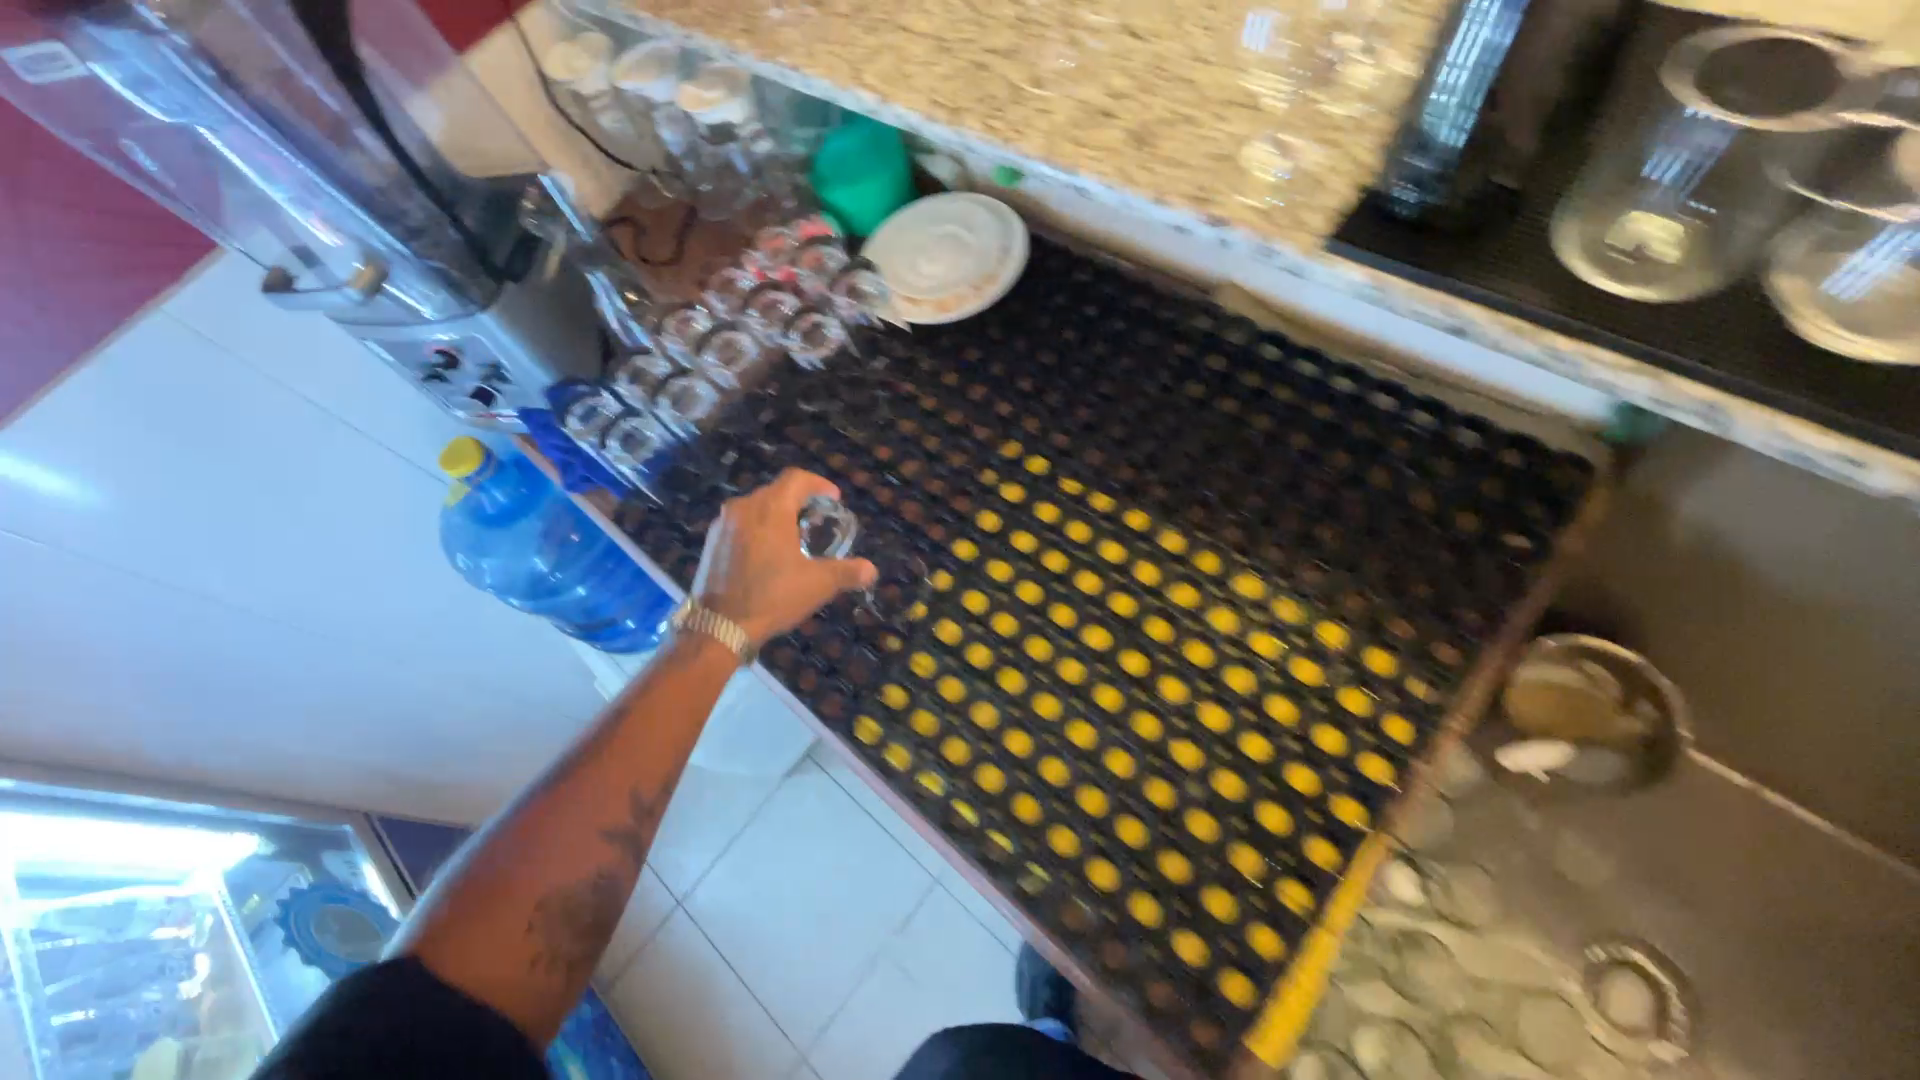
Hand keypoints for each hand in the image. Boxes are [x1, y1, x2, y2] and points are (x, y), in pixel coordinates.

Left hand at [690, 469, 876, 647]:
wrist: (718, 626)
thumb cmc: (773, 597)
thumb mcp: (818, 584)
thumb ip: (847, 572)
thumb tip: (871, 570)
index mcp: (771, 508)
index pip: (797, 479)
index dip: (819, 484)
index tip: (834, 500)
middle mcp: (744, 507)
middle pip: (775, 491)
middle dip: (798, 502)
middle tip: (816, 521)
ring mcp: (722, 525)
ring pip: (755, 508)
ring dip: (776, 516)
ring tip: (792, 539)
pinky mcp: (710, 543)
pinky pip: (740, 525)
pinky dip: (757, 530)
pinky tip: (766, 555)